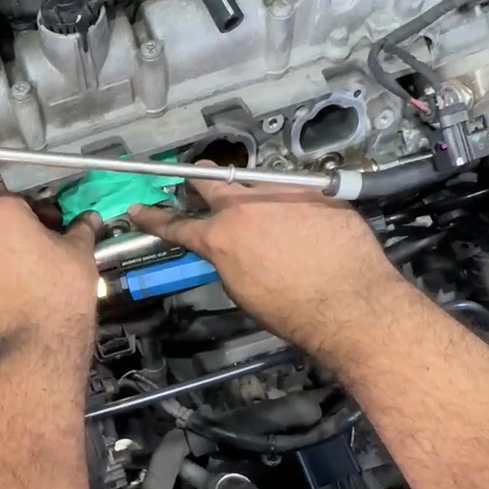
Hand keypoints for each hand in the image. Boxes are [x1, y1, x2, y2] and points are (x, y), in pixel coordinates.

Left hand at [0, 188, 100, 360]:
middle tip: (49, 240)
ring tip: (39, 266)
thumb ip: (82, 229)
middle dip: (22, 227)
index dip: (36, 205)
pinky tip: (27, 286)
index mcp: (1, 215)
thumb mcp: (80, 251)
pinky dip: (3, 274)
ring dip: (11, 250)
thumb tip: (90, 220)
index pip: (13, 194)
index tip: (52, 218)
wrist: (42, 342)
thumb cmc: (60, 291)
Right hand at [131, 180, 401, 366]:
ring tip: (254, 202)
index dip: (154, 218)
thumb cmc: (291, 310)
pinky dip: (288, 200)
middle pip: (211, 180)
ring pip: (255, 180)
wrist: (350, 302)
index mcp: (220, 237)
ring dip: (248, 189)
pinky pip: (294, 189)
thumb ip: (226, 259)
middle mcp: (246, 207)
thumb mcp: (241, 290)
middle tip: (191, 178)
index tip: (139, 210)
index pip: (177, 224)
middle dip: (197, 179)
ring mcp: (283, 192)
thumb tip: (228, 249)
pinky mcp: (317, 190)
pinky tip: (299, 217)